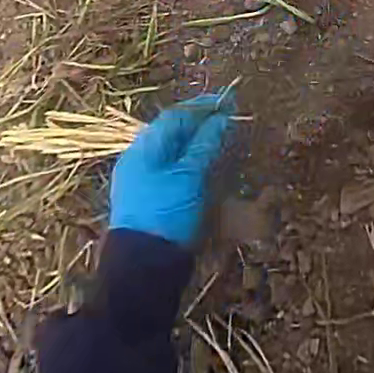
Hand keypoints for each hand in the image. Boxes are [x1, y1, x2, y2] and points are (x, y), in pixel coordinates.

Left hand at [109, 88, 234, 245]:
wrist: (145, 270)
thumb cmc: (166, 214)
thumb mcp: (190, 175)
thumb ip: (205, 143)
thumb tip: (222, 117)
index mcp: (143, 151)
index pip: (174, 117)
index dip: (202, 107)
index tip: (229, 102)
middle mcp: (142, 162)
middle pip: (175, 133)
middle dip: (203, 123)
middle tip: (231, 118)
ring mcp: (148, 182)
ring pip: (178, 151)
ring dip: (202, 142)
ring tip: (227, 138)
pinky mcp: (158, 199)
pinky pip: (179, 170)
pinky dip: (198, 162)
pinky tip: (214, 164)